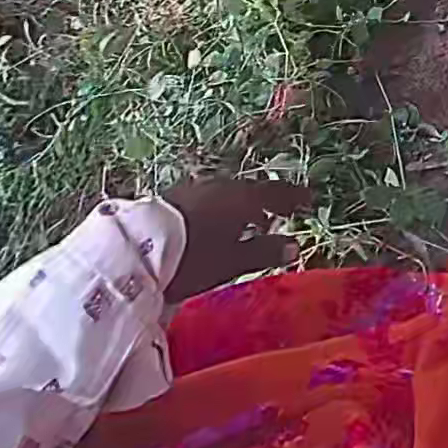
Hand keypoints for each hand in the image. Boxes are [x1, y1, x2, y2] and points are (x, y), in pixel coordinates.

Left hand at [162, 177, 311, 302]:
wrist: (138, 247)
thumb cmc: (194, 257)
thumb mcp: (231, 261)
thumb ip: (264, 252)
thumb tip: (295, 246)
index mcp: (243, 199)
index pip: (277, 193)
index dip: (294, 196)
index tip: (309, 199)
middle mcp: (225, 186)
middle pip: (254, 191)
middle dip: (269, 202)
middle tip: (282, 214)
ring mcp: (200, 188)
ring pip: (232, 193)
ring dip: (246, 205)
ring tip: (253, 222)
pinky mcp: (180, 195)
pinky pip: (214, 197)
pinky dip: (226, 207)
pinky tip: (221, 222)